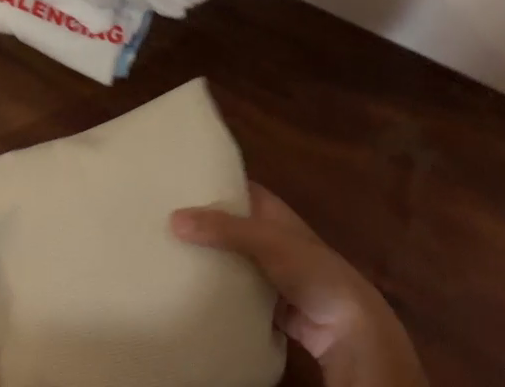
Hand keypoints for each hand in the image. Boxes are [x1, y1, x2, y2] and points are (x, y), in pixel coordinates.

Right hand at [172, 183, 427, 386]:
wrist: (348, 326)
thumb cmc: (311, 269)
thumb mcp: (265, 240)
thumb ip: (222, 228)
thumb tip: (173, 218)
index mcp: (270, 211)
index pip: (233, 185)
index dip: (206, 180)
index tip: (171, 178)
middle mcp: (267, 235)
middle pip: (226, 222)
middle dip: (198, 221)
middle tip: (157, 215)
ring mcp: (266, 269)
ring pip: (228, 256)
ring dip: (205, 256)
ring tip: (163, 248)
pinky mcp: (264, 300)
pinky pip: (233, 288)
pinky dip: (216, 287)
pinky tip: (186, 285)